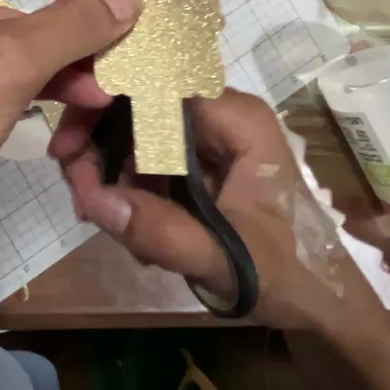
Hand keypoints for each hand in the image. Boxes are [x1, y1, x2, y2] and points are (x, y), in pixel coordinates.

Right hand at [54, 91, 352, 331]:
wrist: (323, 305)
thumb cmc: (292, 276)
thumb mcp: (229, 262)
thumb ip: (164, 233)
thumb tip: (95, 198)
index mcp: (236, 118)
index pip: (151, 84)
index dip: (100, 105)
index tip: (65, 150)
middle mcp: (217, 111)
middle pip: (133, 102)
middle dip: (93, 143)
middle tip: (75, 190)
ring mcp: (204, 132)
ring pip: (129, 126)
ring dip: (102, 165)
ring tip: (97, 213)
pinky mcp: (193, 154)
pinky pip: (139, 149)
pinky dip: (119, 178)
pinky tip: (120, 216)